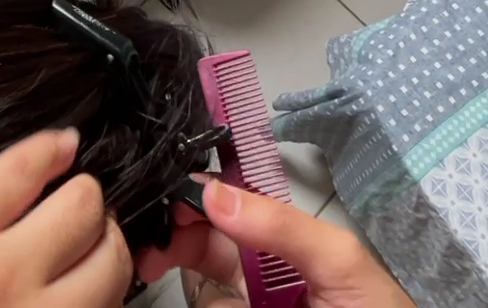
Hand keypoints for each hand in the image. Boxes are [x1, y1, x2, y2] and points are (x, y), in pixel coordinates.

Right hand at [0, 128, 132, 307]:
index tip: (64, 145)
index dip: (53, 147)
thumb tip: (20, 179)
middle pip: (83, 206)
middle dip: (85, 198)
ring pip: (111, 267)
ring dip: (105, 251)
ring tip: (89, 253)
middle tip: (75, 206)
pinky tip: (80, 303)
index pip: (26, 164)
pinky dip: (97, 306)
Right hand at [138, 181, 411, 307]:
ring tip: (156, 262)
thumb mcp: (339, 261)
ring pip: (199, 280)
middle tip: (148, 242)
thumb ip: (280, 224)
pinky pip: (208, 301)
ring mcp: (248, 303)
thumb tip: (217, 192)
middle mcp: (261, 271)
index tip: (166, 194)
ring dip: (174, 262)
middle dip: (173, 231)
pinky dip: (196, 293)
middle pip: (202, 240)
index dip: (196, 195)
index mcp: (284, 240)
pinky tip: (188, 286)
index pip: (230, 204)